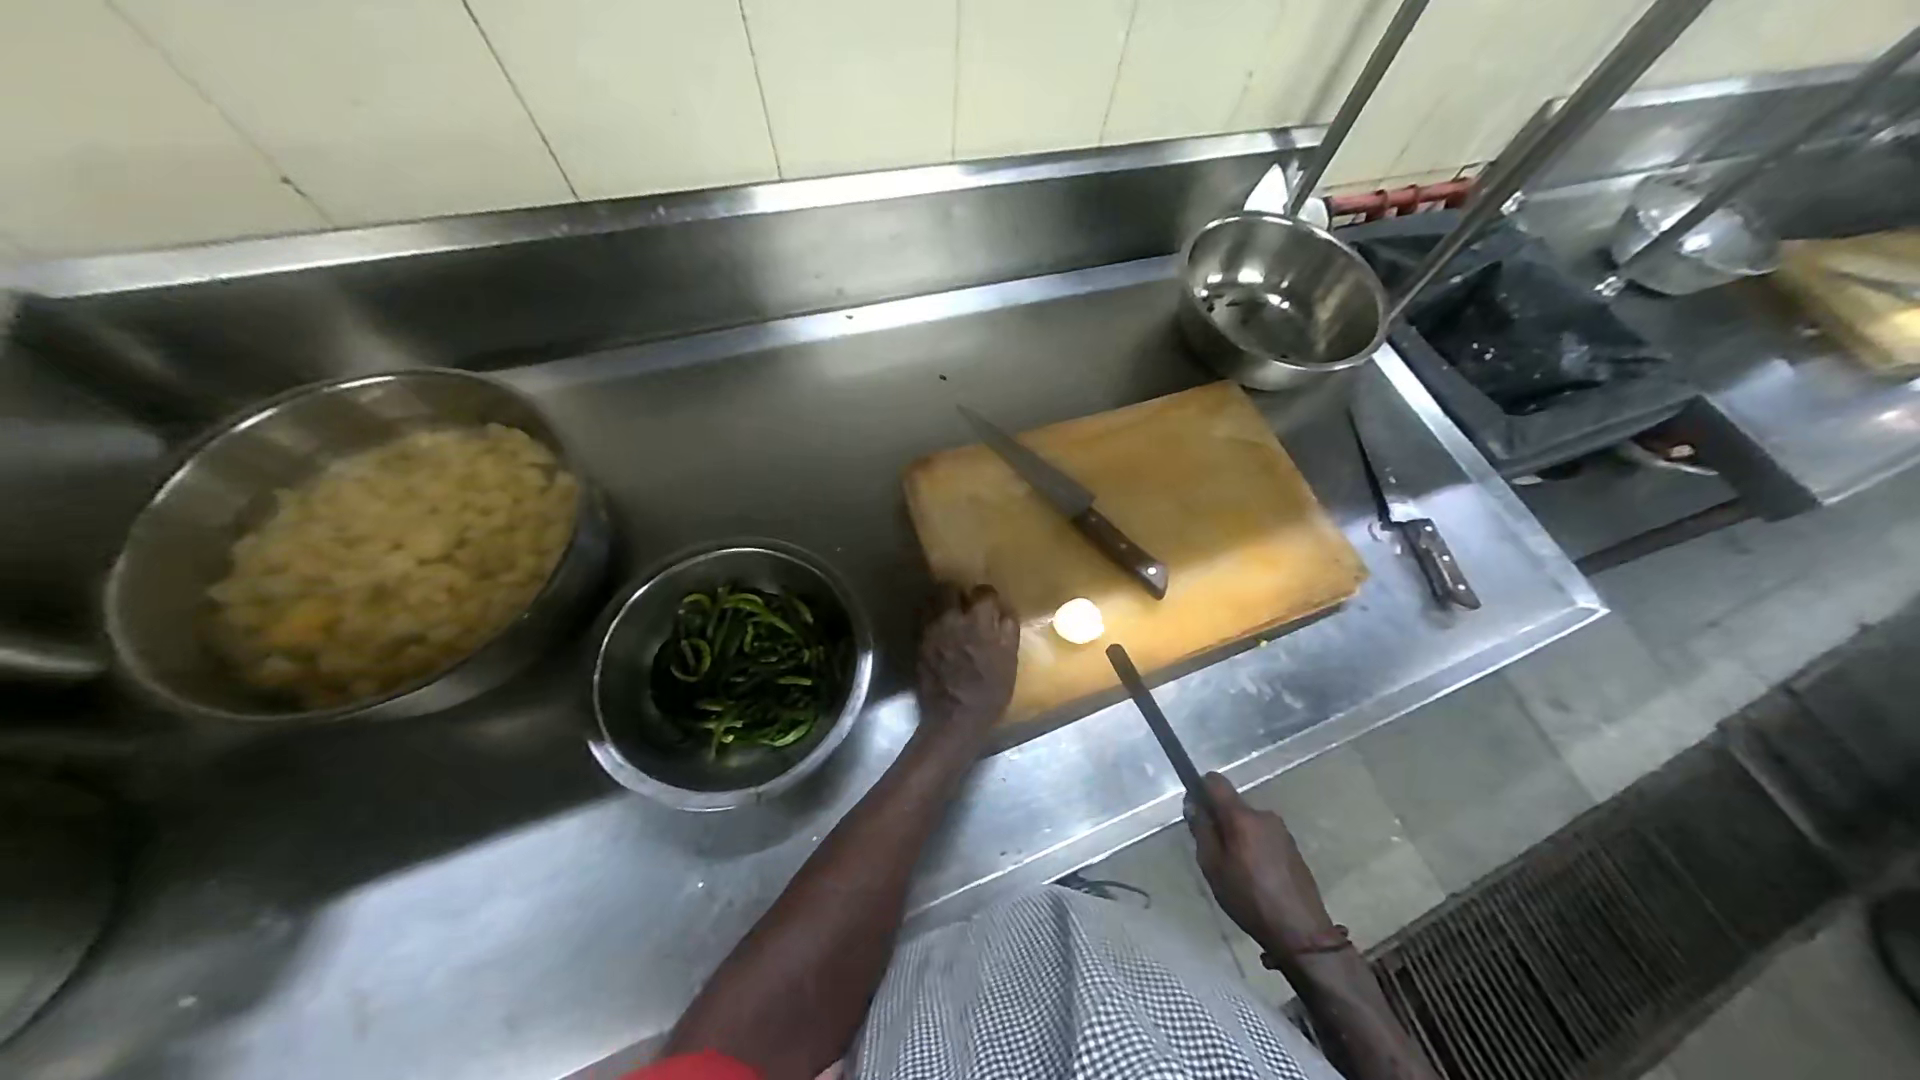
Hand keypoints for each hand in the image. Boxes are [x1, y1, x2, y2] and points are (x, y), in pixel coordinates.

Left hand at [915, 585, 1018, 746]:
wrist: (955, 717)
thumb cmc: (989, 692)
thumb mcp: (1009, 661)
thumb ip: (1008, 630)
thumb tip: (1005, 611)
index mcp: (979, 622)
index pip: (984, 591)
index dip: (988, 596)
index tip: (990, 603)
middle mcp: (952, 619)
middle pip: (951, 588)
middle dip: (959, 593)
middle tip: (966, 605)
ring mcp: (932, 629)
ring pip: (932, 600)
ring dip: (942, 603)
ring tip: (950, 614)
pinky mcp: (919, 642)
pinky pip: (923, 619)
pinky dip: (931, 619)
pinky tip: (940, 630)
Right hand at [1187, 772, 1339, 958]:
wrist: (1301, 932)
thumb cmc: (1249, 898)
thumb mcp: (1213, 866)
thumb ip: (1201, 830)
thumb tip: (1194, 804)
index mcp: (1242, 816)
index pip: (1215, 781)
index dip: (1200, 789)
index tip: (1196, 811)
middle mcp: (1264, 815)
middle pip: (1232, 805)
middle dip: (1219, 820)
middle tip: (1214, 852)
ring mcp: (1281, 831)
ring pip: (1248, 822)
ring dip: (1237, 835)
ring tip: (1236, 869)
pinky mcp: (1292, 846)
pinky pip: (1263, 835)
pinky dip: (1253, 846)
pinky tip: (1255, 875)